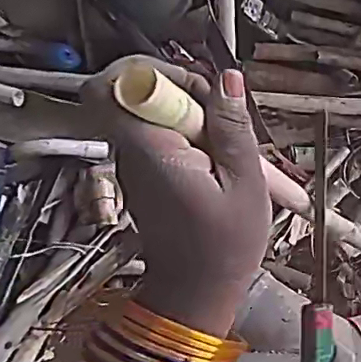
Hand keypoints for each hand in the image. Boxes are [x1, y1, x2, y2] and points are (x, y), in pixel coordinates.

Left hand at [79, 57, 270, 336]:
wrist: (197, 289)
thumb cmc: (224, 247)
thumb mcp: (246, 184)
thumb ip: (233, 128)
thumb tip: (228, 78)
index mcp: (152, 154)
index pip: (113, 87)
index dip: (153, 72)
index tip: (194, 89)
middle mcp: (132, 153)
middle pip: (136, 90)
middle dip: (184, 91)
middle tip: (221, 118)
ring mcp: (134, 161)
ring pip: (151, 108)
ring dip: (192, 113)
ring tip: (225, 144)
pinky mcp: (145, 169)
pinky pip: (161, 131)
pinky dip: (191, 133)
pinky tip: (218, 158)